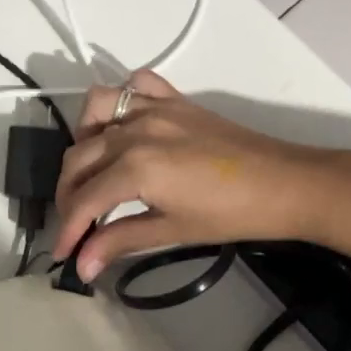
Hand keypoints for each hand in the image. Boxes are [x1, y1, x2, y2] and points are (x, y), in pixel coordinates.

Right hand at [53, 70, 332, 281]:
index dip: (68, 229)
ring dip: (82, 139)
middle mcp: (134, 130)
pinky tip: (123, 126)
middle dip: (68, 194)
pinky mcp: (174, 99)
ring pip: (94, 111)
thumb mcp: (171, 230)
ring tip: (92, 168)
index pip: (83, 199)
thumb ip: (119, 241)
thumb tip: (81, 266)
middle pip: (78, 158)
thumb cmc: (231, 215)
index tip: (63, 254)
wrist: (288, 185)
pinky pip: (135, 84)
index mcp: (133, 166)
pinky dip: (120, 100)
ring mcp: (154, 108)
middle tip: (75, 223)